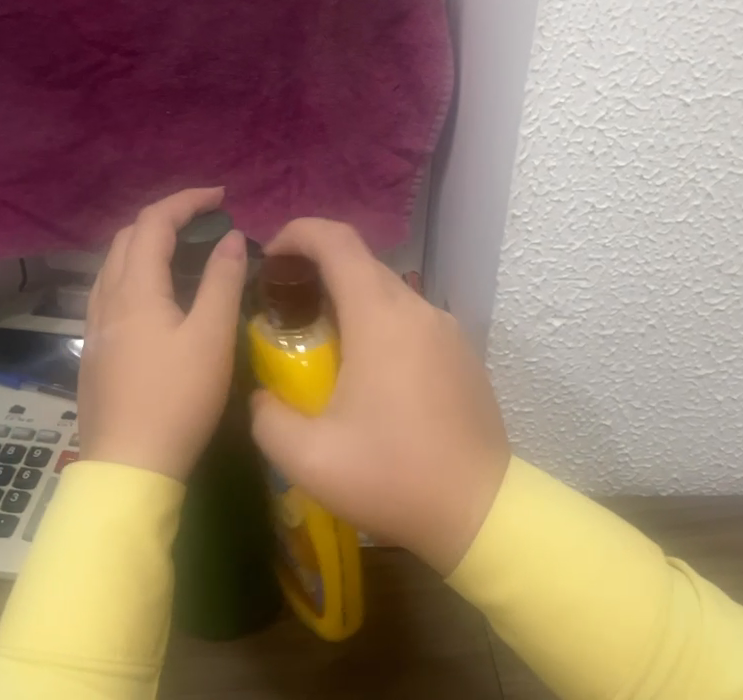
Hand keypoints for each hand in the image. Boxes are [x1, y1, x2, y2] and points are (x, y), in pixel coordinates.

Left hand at [79, 187, 247, 481]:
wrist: (129, 466)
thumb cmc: (177, 399)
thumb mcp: (211, 337)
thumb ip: (221, 281)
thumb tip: (230, 238)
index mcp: (135, 288)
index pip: (154, 221)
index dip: (186, 201)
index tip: (221, 198)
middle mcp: (107, 297)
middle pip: (129, 236)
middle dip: (166, 217)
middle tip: (205, 222)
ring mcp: (95, 324)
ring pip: (115, 263)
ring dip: (147, 243)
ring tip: (183, 250)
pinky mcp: (96, 348)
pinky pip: (111, 288)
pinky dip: (136, 271)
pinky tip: (157, 295)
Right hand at [248, 219, 510, 574]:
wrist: (479, 509)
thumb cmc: (392, 476)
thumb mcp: (307, 458)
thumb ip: (267, 416)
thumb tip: (262, 395)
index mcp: (380, 317)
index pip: (337, 240)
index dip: (298, 233)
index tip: (270, 254)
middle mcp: (417, 309)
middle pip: (361, 265)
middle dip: (317, 273)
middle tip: (285, 312)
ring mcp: (446, 329)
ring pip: (388, 294)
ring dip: (349, 304)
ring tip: (323, 349)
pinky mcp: (462, 353)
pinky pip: (411, 320)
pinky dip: (379, 326)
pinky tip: (368, 377)